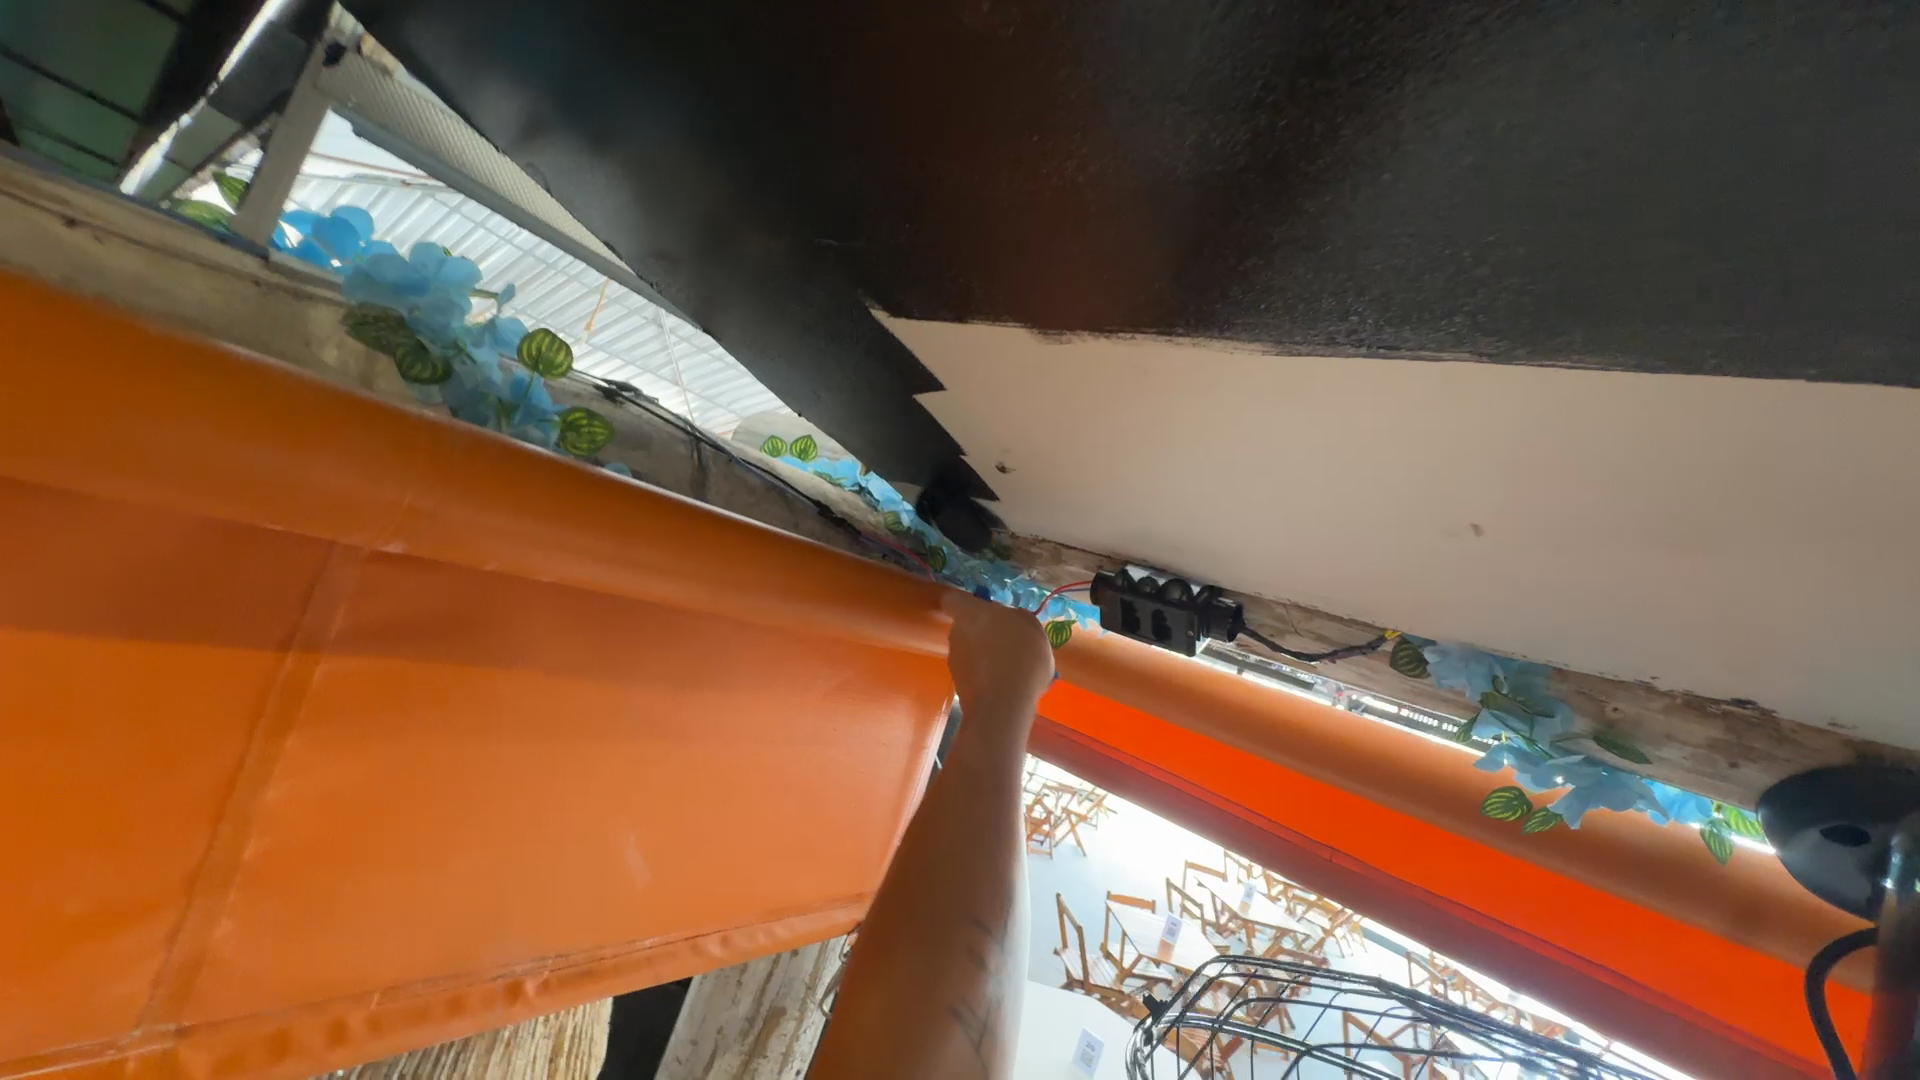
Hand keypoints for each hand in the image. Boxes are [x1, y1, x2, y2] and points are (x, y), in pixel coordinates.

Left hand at [941, 591, 1054, 711]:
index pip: (953, 599)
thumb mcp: (1033, 627)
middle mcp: (956, 634)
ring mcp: (955, 661)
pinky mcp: (959, 685)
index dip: (964, 602)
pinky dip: (989, 677)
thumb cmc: (1021, 656)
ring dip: (988, 657)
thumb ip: (1017, 618)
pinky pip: (975, 673)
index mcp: (970, 613)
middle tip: (1010, 642)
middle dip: (984, 632)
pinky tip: (1010, 686)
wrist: (1003, 704)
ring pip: (971, 652)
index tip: (981, 608)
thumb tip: (1010, 619)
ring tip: (1015, 669)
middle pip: (966, 627)